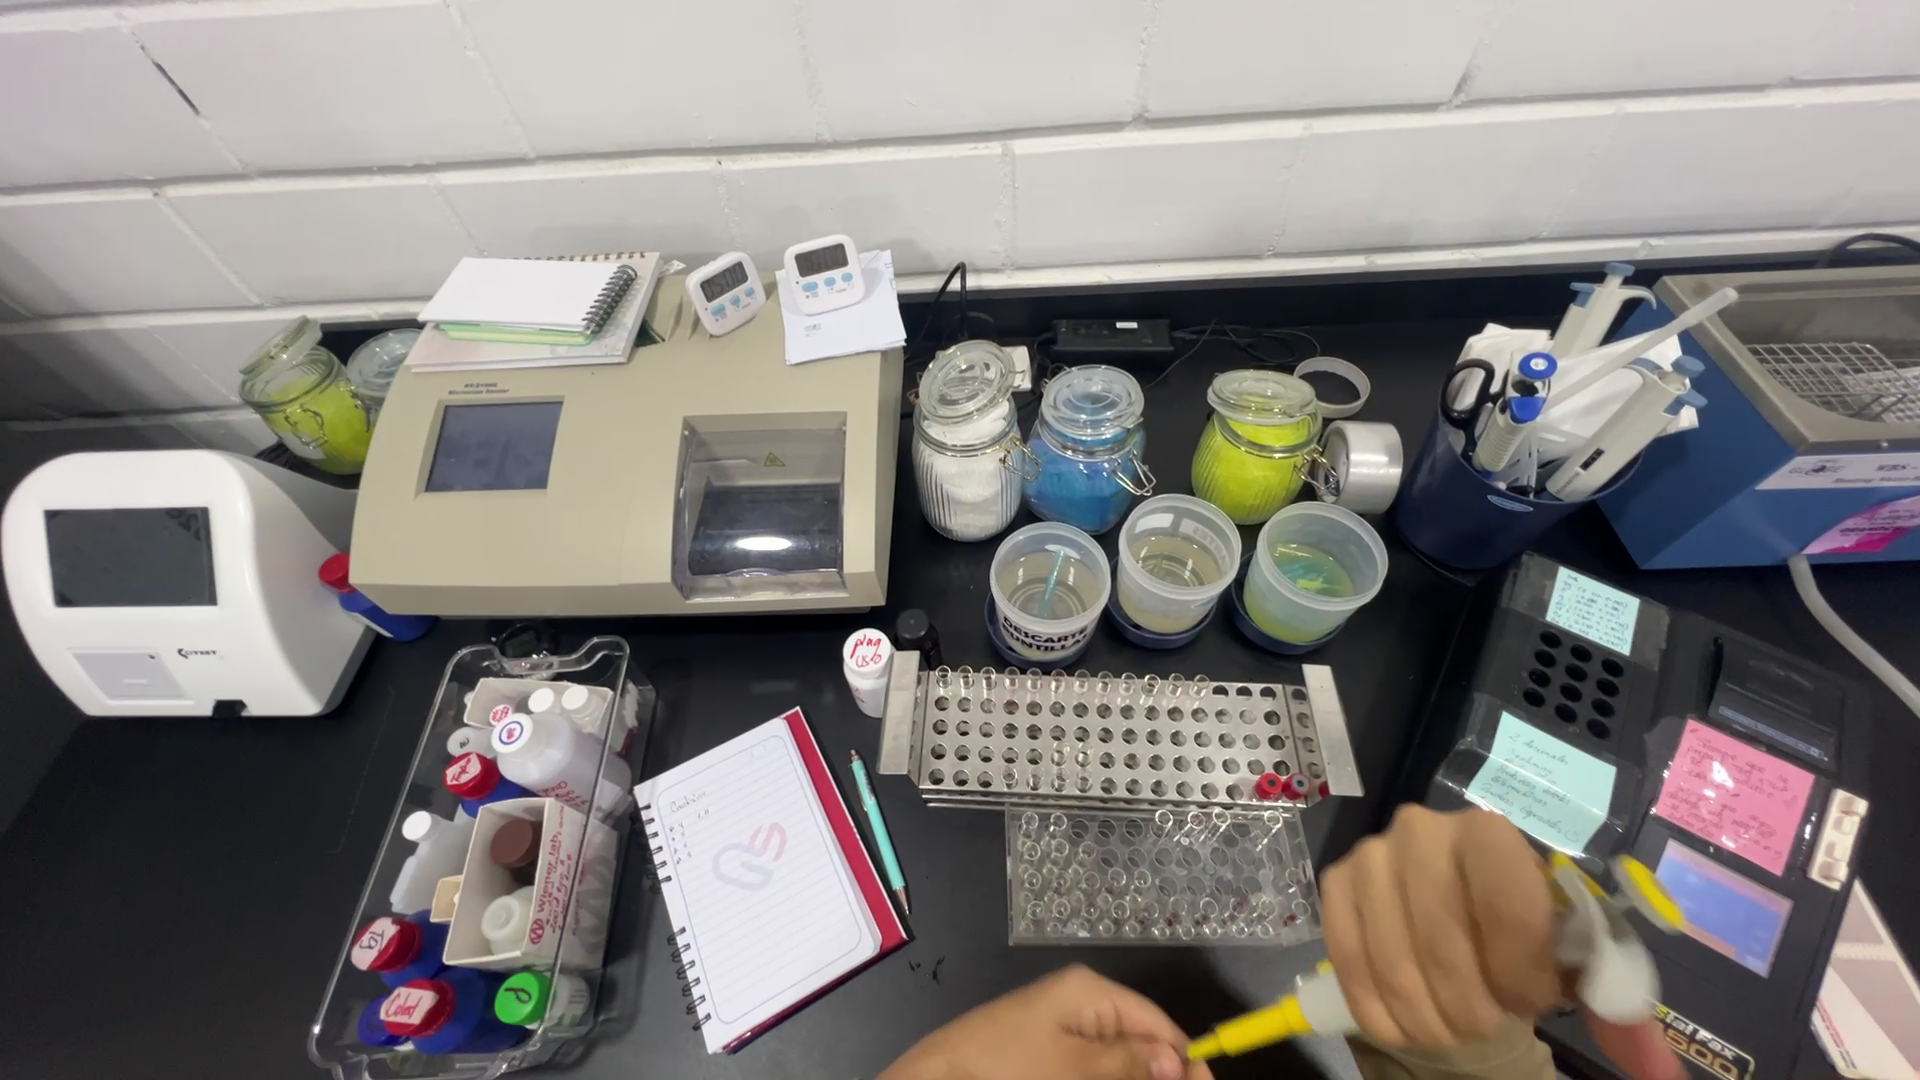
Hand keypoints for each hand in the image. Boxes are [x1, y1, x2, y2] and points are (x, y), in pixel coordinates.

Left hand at [879, 965, 1211, 1079]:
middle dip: (1159, 1070)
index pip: (1154, 1020)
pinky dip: (1111, 1074)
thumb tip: (1177, 1060)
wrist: (949, 1071)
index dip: (1182, 1056)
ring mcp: (1068, 1024)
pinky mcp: (1054, 1047)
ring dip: (1135, 1074)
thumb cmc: (1013, 1063)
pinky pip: (1096, 1062)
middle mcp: (1084, 1001)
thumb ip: (1128, 1062)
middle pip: (1140, 1038)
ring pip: (1120, 1056)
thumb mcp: (1075, 1065)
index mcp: (1091, 991)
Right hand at [1320, 806, 1681, 1079]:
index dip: (1521, 970)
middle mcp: (1420, 829)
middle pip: (1441, 936)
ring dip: (1424, 1014)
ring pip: (1391, 955)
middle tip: (1484, 1029)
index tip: (1530, 1001)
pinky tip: (1403, 1025)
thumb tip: (1655, 1073)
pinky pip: (1346, 956)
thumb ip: (1617, 1005)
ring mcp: (1370, 855)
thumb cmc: (1524, 934)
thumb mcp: (1578, 960)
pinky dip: (1376, 1008)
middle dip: (1468, 1004)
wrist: (1458, 905)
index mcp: (1489, 835)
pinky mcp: (1335, 882)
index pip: (1506, 904)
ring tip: (1448, 1032)